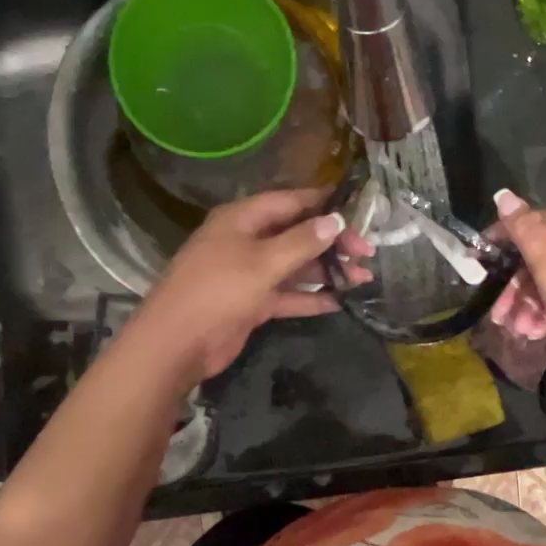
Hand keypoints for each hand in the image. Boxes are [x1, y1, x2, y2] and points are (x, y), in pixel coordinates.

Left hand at [131, 188, 373, 382]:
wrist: (178, 343)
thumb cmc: (217, 292)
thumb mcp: (262, 263)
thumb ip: (301, 242)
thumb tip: (335, 221)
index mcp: (242, 219)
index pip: (290, 202)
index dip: (324, 205)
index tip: (359, 212)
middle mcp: (247, 241)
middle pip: (297, 235)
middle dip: (332, 244)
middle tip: (367, 255)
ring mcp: (249, 274)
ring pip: (295, 267)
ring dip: (327, 272)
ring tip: (362, 279)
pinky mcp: (252, 304)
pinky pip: (287, 295)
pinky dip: (310, 298)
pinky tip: (339, 302)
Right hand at [490, 189, 545, 372]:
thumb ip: (524, 228)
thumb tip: (503, 194)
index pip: (531, 222)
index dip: (503, 238)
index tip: (479, 259)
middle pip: (536, 258)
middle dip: (513, 285)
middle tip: (496, 310)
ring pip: (545, 283)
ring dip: (525, 305)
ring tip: (516, 329)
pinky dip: (543, 314)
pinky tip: (534, 332)